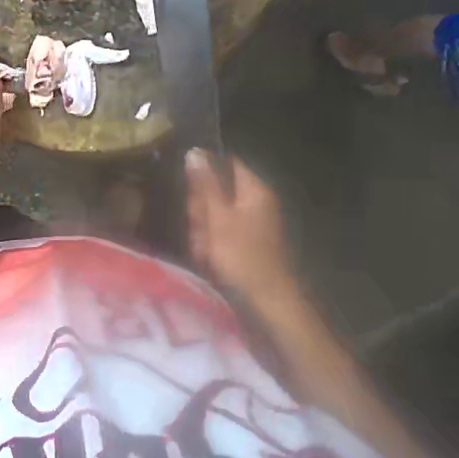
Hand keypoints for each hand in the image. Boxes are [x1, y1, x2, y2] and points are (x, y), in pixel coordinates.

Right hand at [184, 149, 296, 298]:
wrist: (269, 307)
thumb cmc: (243, 258)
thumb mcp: (217, 217)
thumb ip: (205, 184)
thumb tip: (195, 150)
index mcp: (254, 191)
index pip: (225, 163)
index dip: (204, 172)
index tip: (189, 187)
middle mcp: (255, 203)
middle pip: (215, 191)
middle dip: (200, 209)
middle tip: (199, 227)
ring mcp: (250, 226)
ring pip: (212, 215)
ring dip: (202, 231)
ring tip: (204, 250)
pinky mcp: (244, 246)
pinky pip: (218, 236)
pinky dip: (210, 247)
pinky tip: (208, 260)